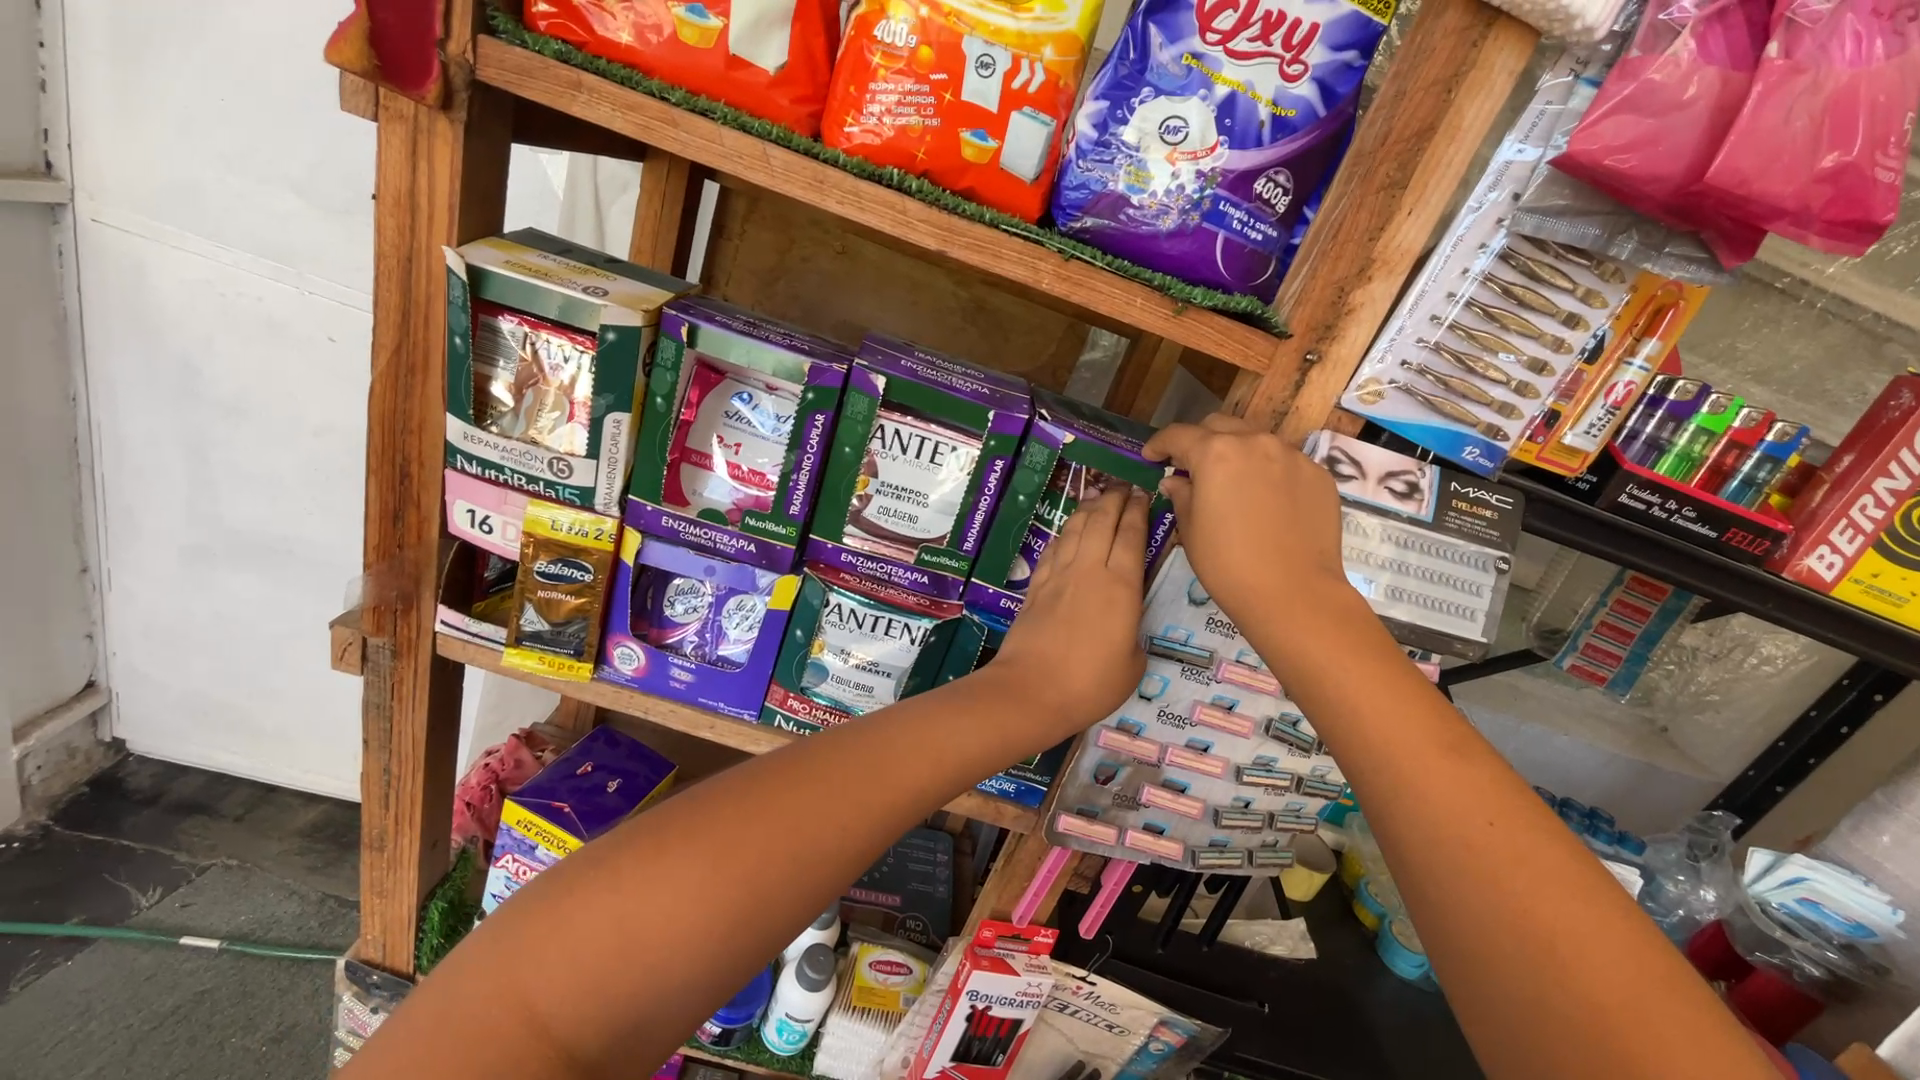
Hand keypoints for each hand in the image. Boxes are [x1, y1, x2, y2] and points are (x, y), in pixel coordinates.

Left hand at [989, 487, 1149, 738]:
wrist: (1032, 690)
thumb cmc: (1091, 684)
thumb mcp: (1133, 665)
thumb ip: (1134, 636)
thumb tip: (1124, 628)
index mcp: (1121, 586)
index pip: (1131, 535)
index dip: (1138, 511)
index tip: (1143, 494)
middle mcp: (1089, 571)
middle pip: (1101, 521)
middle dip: (1114, 499)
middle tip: (1123, 487)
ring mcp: (1058, 576)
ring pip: (1074, 529)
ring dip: (1088, 509)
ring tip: (1097, 498)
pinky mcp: (1036, 587)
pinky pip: (1053, 549)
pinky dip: (1064, 534)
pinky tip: (1068, 531)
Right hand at [1143, 414, 1349, 630]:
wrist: (1294, 593)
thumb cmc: (1228, 565)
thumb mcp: (1191, 531)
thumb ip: (1182, 495)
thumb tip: (1177, 480)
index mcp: (1216, 453)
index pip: (1179, 435)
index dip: (1159, 445)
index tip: (1150, 457)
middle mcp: (1255, 443)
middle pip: (1220, 426)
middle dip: (1200, 442)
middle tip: (1190, 468)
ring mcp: (1292, 456)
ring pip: (1256, 441)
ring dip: (1237, 454)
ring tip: (1232, 484)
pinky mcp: (1318, 475)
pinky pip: (1285, 463)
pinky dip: (1268, 472)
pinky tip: (1266, 502)